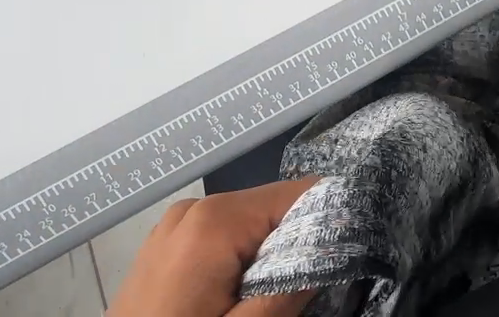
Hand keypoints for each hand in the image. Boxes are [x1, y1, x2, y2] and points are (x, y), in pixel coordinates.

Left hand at [108, 179, 319, 316]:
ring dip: (263, 256)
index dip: (323, 225)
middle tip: (285, 297)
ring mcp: (175, 223)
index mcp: (216, 220)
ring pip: (249, 222)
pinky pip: (220, 235)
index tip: (329, 265)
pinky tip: (225, 299)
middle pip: (273, 208)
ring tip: (250, 303)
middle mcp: (196, 207)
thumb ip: (290, 290)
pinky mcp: (163, 243)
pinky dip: (235, 259)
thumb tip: (334, 251)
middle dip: (290, 247)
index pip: (298, 194)